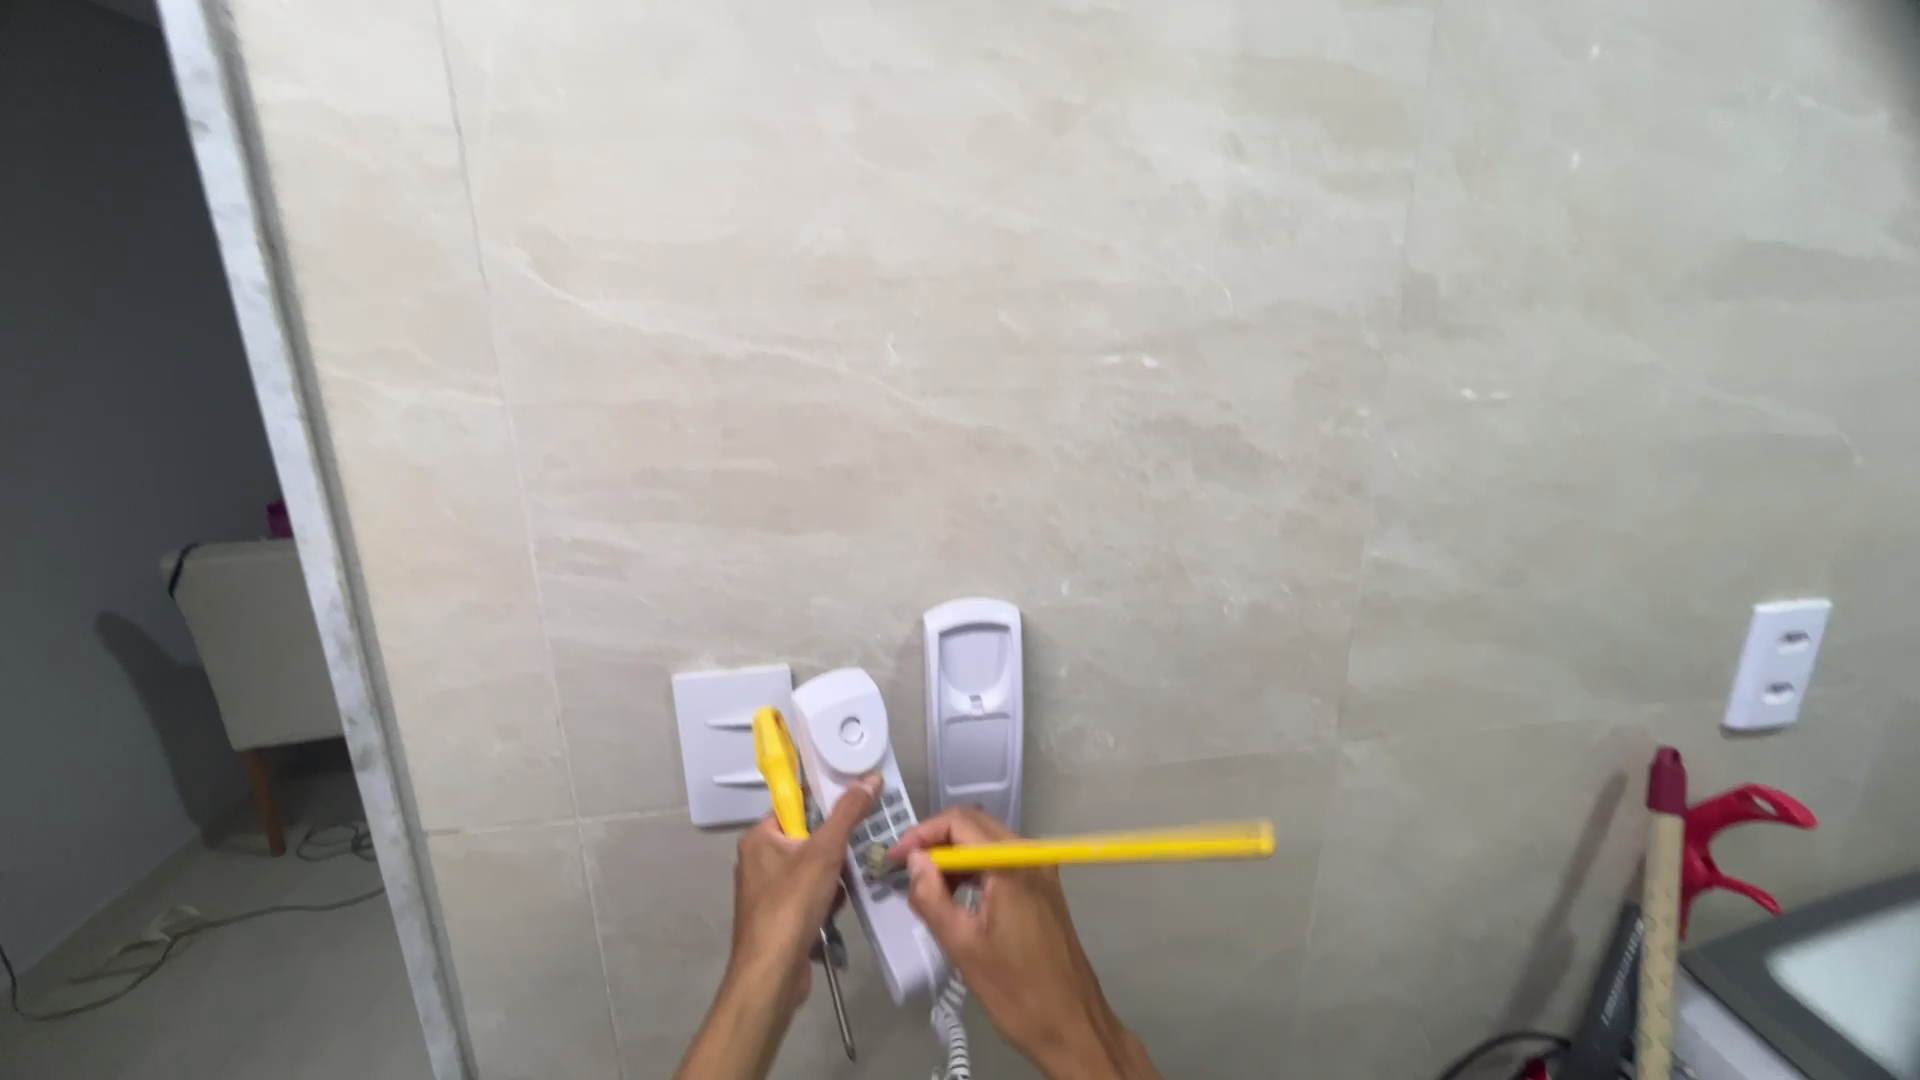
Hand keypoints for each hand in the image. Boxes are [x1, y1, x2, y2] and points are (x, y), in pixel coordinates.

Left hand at [724, 774, 879, 1001]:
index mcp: (759, 836)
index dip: (826, 804)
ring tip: (842, 888)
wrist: (772, 974)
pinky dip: (825, 898)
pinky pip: (809, 894)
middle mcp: (758, 859)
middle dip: (835, 849)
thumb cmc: (791, 903)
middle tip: (853, 852)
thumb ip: (849, 812)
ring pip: (813, 867)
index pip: (797, 805)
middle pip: (809, 837)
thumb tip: (871, 777)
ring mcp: (766, 891)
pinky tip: (834, 910)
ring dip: (834, 876)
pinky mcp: (778, 917)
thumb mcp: (825, 850)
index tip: (855, 807)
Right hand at [889, 807, 1160, 1079]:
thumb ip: (932, 897)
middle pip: (974, 824)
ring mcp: (1040, 867)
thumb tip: (914, 860)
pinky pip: (1001, 859)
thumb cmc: (1016, 991)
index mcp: (1012, 863)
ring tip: (926, 885)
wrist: (1073, 1025)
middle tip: (905, 868)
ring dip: (954, 855)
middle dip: (935, 841)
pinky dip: (974, 868)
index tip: (895, 858)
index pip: (959, 822)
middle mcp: (1030, 854)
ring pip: (987, 840)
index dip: (922, 834)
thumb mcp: (963, 946)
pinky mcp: (1043, 883)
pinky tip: (956, 893)